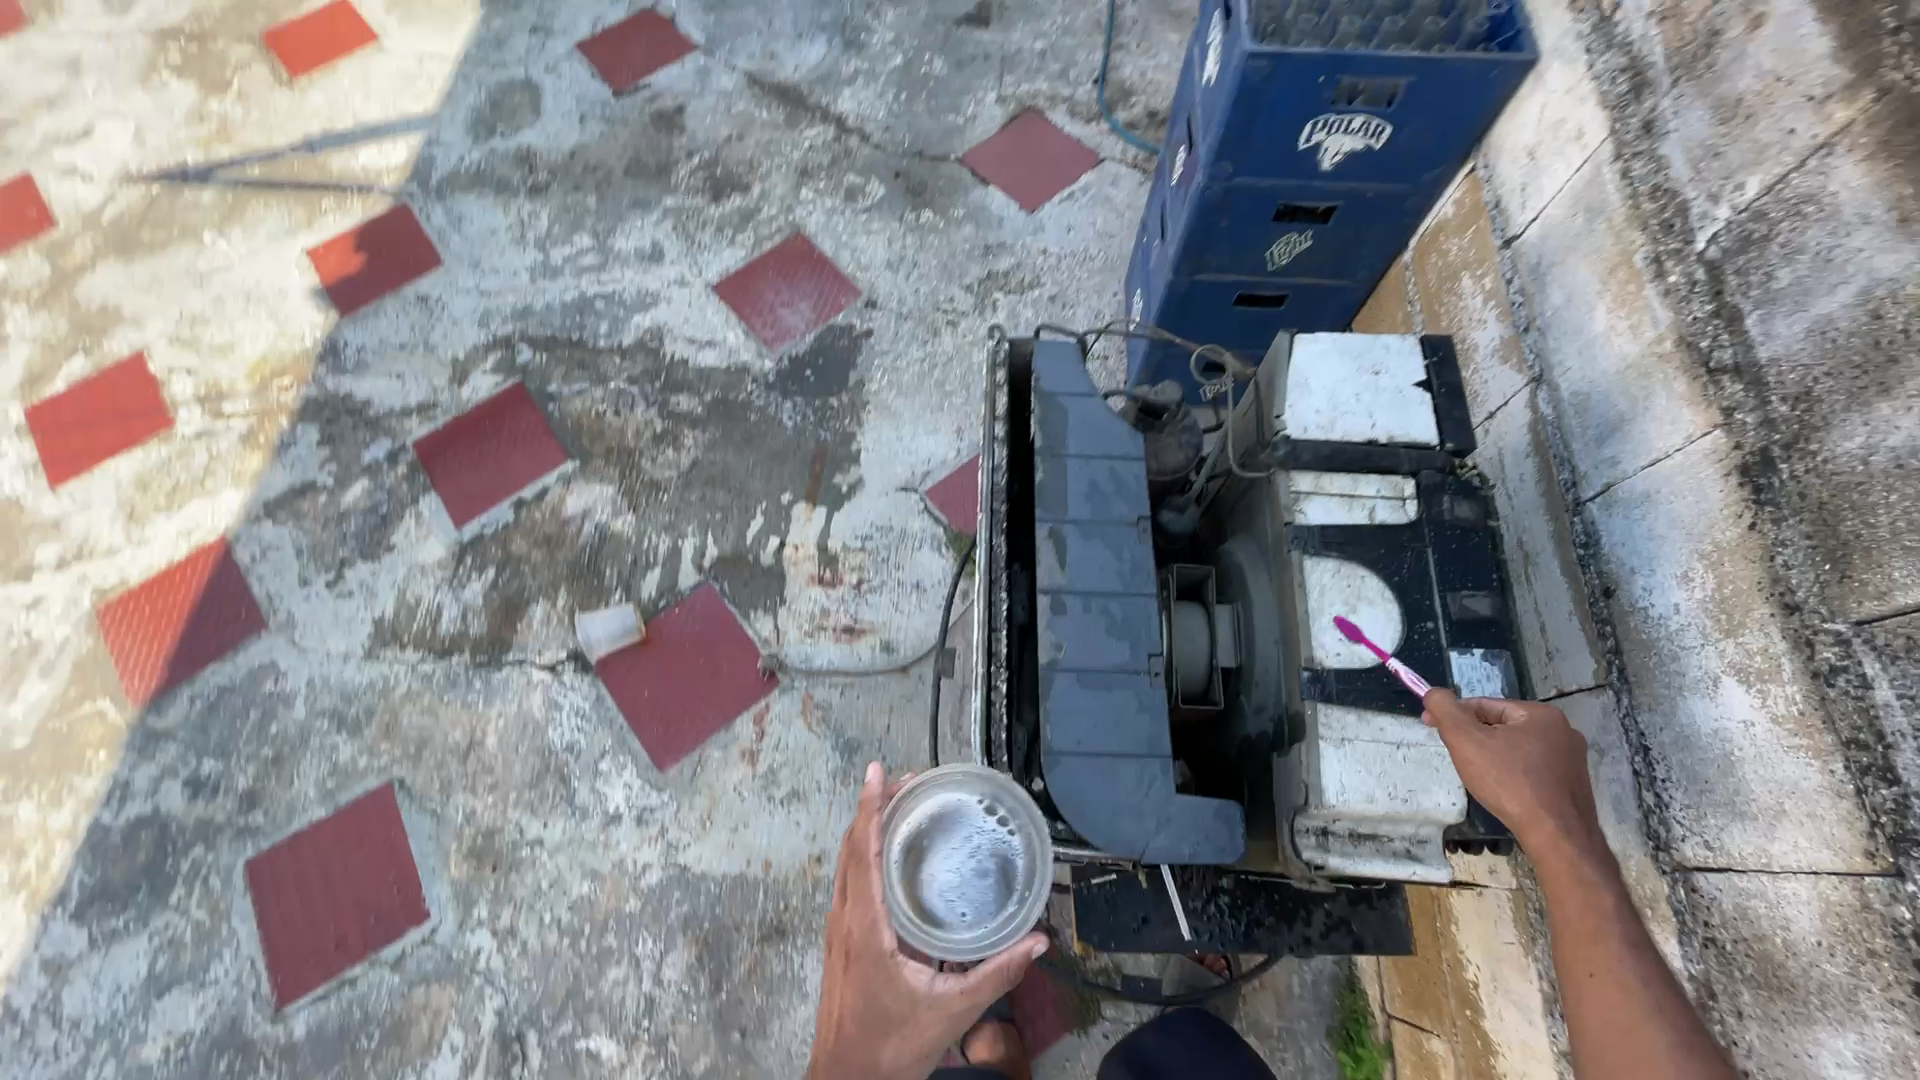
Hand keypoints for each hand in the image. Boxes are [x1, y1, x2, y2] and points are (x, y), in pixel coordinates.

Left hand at [805, 762, 1048, 1079]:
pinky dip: (861, 852)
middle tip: (906, 779)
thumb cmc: (893, 1047)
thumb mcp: (951, 1011)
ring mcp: (837, 930)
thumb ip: (996, 974)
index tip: (877, 771)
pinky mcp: (840, 941)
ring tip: (896, 802)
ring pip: (845, 863)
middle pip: (850, 847)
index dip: (870, 808)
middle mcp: (844, 919)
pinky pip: (848, 881)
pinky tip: (885, 853)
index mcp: (865, 928)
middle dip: (873, 807)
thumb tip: (1038, 941)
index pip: (863, 852)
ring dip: (865, 827)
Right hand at [1422, 690, 1605, 858]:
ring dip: (1492, 756)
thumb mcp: (1465, 738)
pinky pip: (1532, 768)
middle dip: (1474, 739)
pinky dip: (1512, 774)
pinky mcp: (1573, 784)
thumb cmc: (1508, 781)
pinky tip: (1504, 791)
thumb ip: (1444, 708)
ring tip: (1480, 777)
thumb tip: (1434, 693)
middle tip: (1458, 758)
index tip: (1431, 727)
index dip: (1453, 715)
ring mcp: (1572, 759)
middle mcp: (1563, 731)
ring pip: (1515, 748)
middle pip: (1500, 726)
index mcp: (1540, 714)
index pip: (1483, 705)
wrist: (1555, 835)